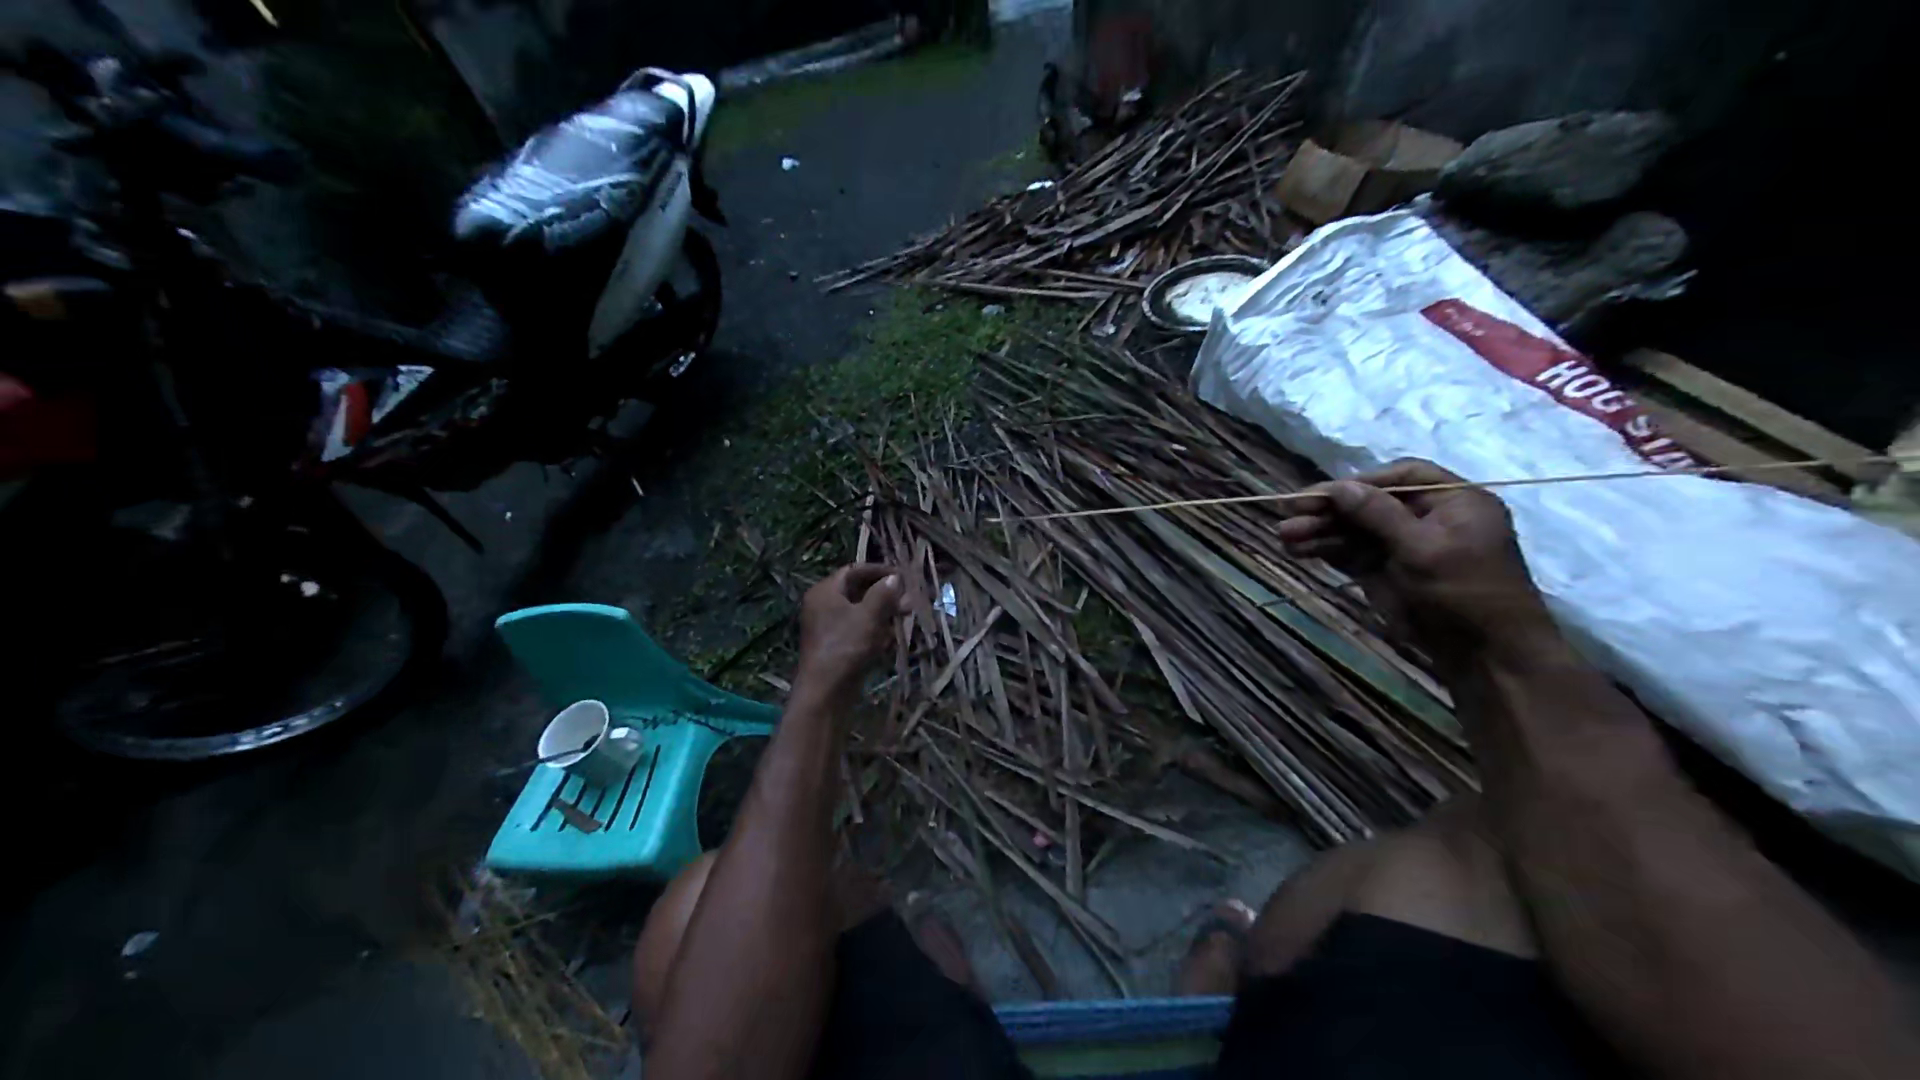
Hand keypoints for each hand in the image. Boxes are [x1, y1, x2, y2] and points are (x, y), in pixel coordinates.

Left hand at [794, 564, 907, 700]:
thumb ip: (883, 593)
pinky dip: (875, 629)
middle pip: (858, 591)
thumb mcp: (869, 616)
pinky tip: (892, 637)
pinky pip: (858, 629)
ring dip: (883, 612)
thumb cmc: (846, 647)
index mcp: (825, 592)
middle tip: (908, 600)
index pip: (853, 570)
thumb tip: (895, 578)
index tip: (902, 576)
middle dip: (885, 594)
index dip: (879, 571)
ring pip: (860, 611)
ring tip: (905, 617)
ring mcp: (828, 627)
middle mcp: (823, 605)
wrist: (825, 692)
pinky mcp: (836, 645)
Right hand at [1277, 459, 1554, 658]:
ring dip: (1319, 531)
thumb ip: (1378, 514)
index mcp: (1454, 501)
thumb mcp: (1422, 547)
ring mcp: (1404, 546)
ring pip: (1354, 530)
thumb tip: (1337, 487)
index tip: (1323, 493)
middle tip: (1289, 512)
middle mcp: (1427, 518)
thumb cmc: (1464, 592)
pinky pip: (1350, 553)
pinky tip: (1297, 549)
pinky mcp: (1385, 572)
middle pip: (1370, 503)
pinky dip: (1325, 550)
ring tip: (1284, 535)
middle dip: (1330, 510)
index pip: (1402, 476)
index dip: (1360, 482)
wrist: (1484, 655)